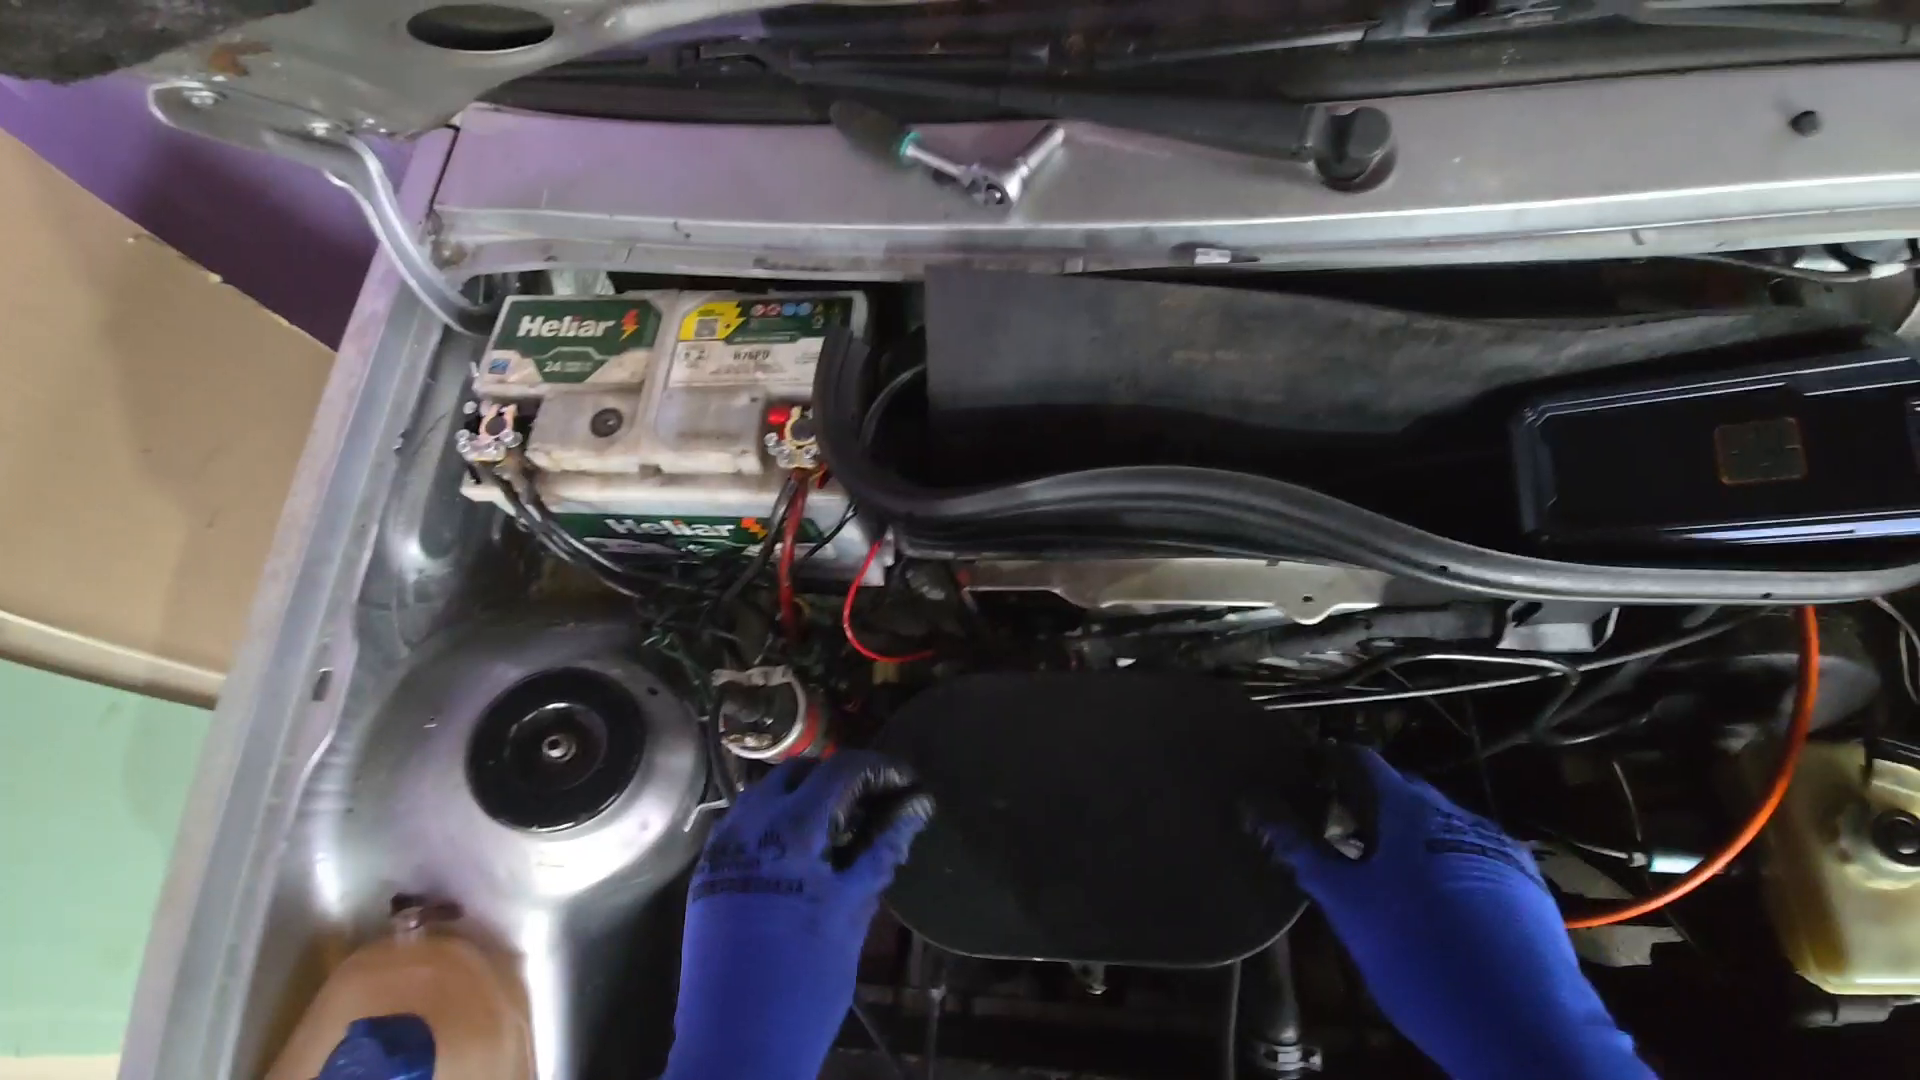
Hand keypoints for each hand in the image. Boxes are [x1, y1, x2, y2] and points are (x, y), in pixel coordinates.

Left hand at [663, 751, 933, 1079]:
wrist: (735, 1049)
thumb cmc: (807, 981)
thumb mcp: (854, 910)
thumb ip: (882, 849)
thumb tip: (915, 807)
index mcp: (790, 828)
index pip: (840, 769)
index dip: (879, 767)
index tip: (906, 782)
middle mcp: (749, 823)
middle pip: (799, 772)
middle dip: (839, 776)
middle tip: (873, 801)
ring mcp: (722, 847)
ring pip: (766, 793)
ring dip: (803, 794)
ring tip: (839, 824)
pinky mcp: (707, 872)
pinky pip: (743, 821)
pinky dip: (775, 818)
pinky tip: (799, 848)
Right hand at [1258, 747, 1653, 1079]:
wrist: (1528, 1032)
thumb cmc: (1418, 954)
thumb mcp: (1347, 905)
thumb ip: (1303, 853)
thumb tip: (1257, 810)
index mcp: (1412, 809)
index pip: (1362, 760)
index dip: (1329, 760)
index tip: (1302, 773)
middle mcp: (1459, 816)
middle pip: (1402, 792)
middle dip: (1365, 802)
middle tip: (1331, 826)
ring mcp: (1500, 852)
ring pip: (1438, 827)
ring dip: (1404, 836)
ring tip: (1375, 869)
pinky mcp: (1527, 891)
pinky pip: (1469, 858)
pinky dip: (1439, 864)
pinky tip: (1427, 904)